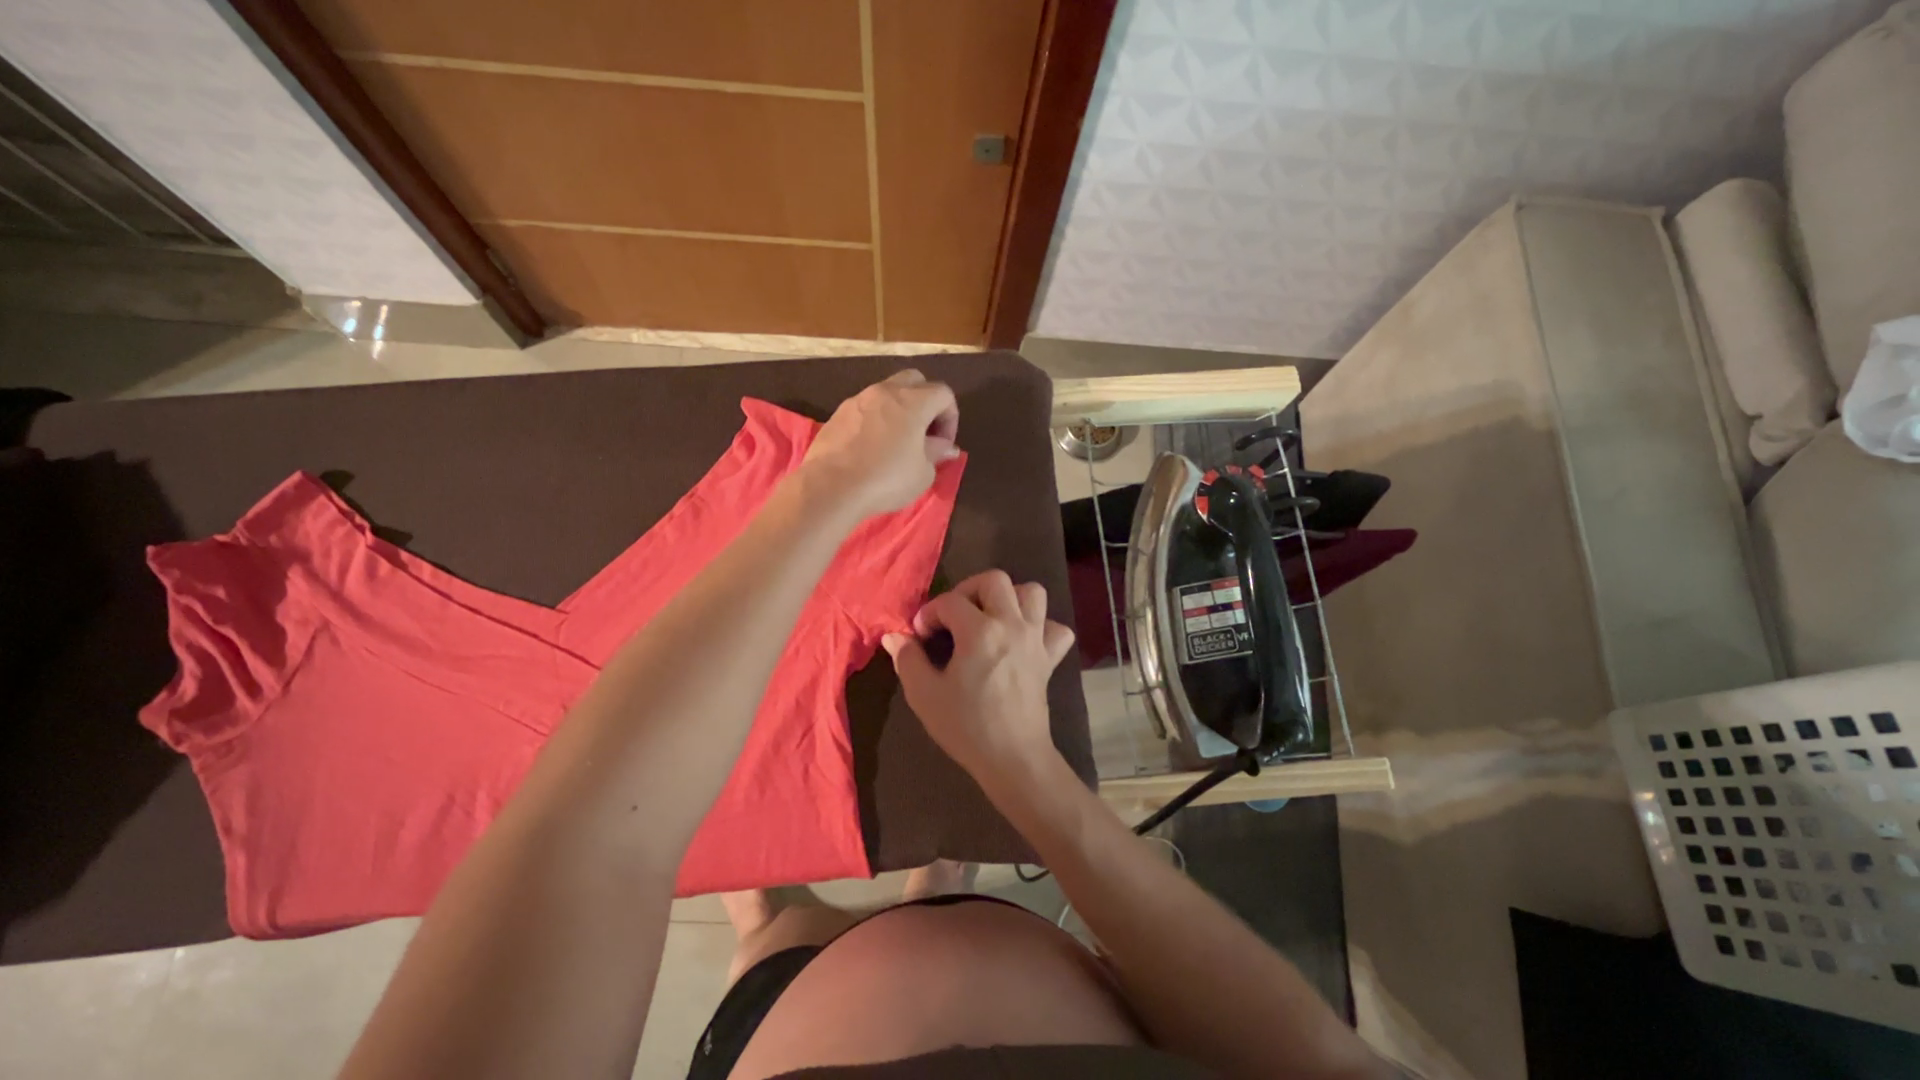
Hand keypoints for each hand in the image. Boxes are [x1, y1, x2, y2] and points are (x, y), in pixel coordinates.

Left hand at [800, 370, 958, 518]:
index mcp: (913, 401)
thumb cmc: (886, 479)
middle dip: (925, 402)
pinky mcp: (838, 413)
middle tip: (924, 432)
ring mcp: (858, 400)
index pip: (943, 393)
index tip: (943, 445)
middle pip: (915, 380)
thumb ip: (936, 453)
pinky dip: (875, 420)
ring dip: (898, 410)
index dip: (950, 418)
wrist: (831, 486)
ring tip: (897, 441)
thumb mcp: (923, 473)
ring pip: (886, 392)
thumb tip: (945, 446)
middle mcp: (886, 392)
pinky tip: (871, 447)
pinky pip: (865, 408)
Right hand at [882, 571, 1074, 783]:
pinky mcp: (1050, 658)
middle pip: (994, 580)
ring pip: (1032, 594)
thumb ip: (908, 659)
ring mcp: (1036, 640)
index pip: (950, 602)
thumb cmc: (966, 726)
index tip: (920, 635)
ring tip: (990, 619)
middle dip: (968, 591)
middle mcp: (1012, 625)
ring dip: (1009, 599)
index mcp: (980, 631)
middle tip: (954, 617)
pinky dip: (1041, 627)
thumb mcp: (924, 694)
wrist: (1012, 758)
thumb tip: (895, 636)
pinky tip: (1023, 641)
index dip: (930, 613)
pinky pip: (1055, 628)